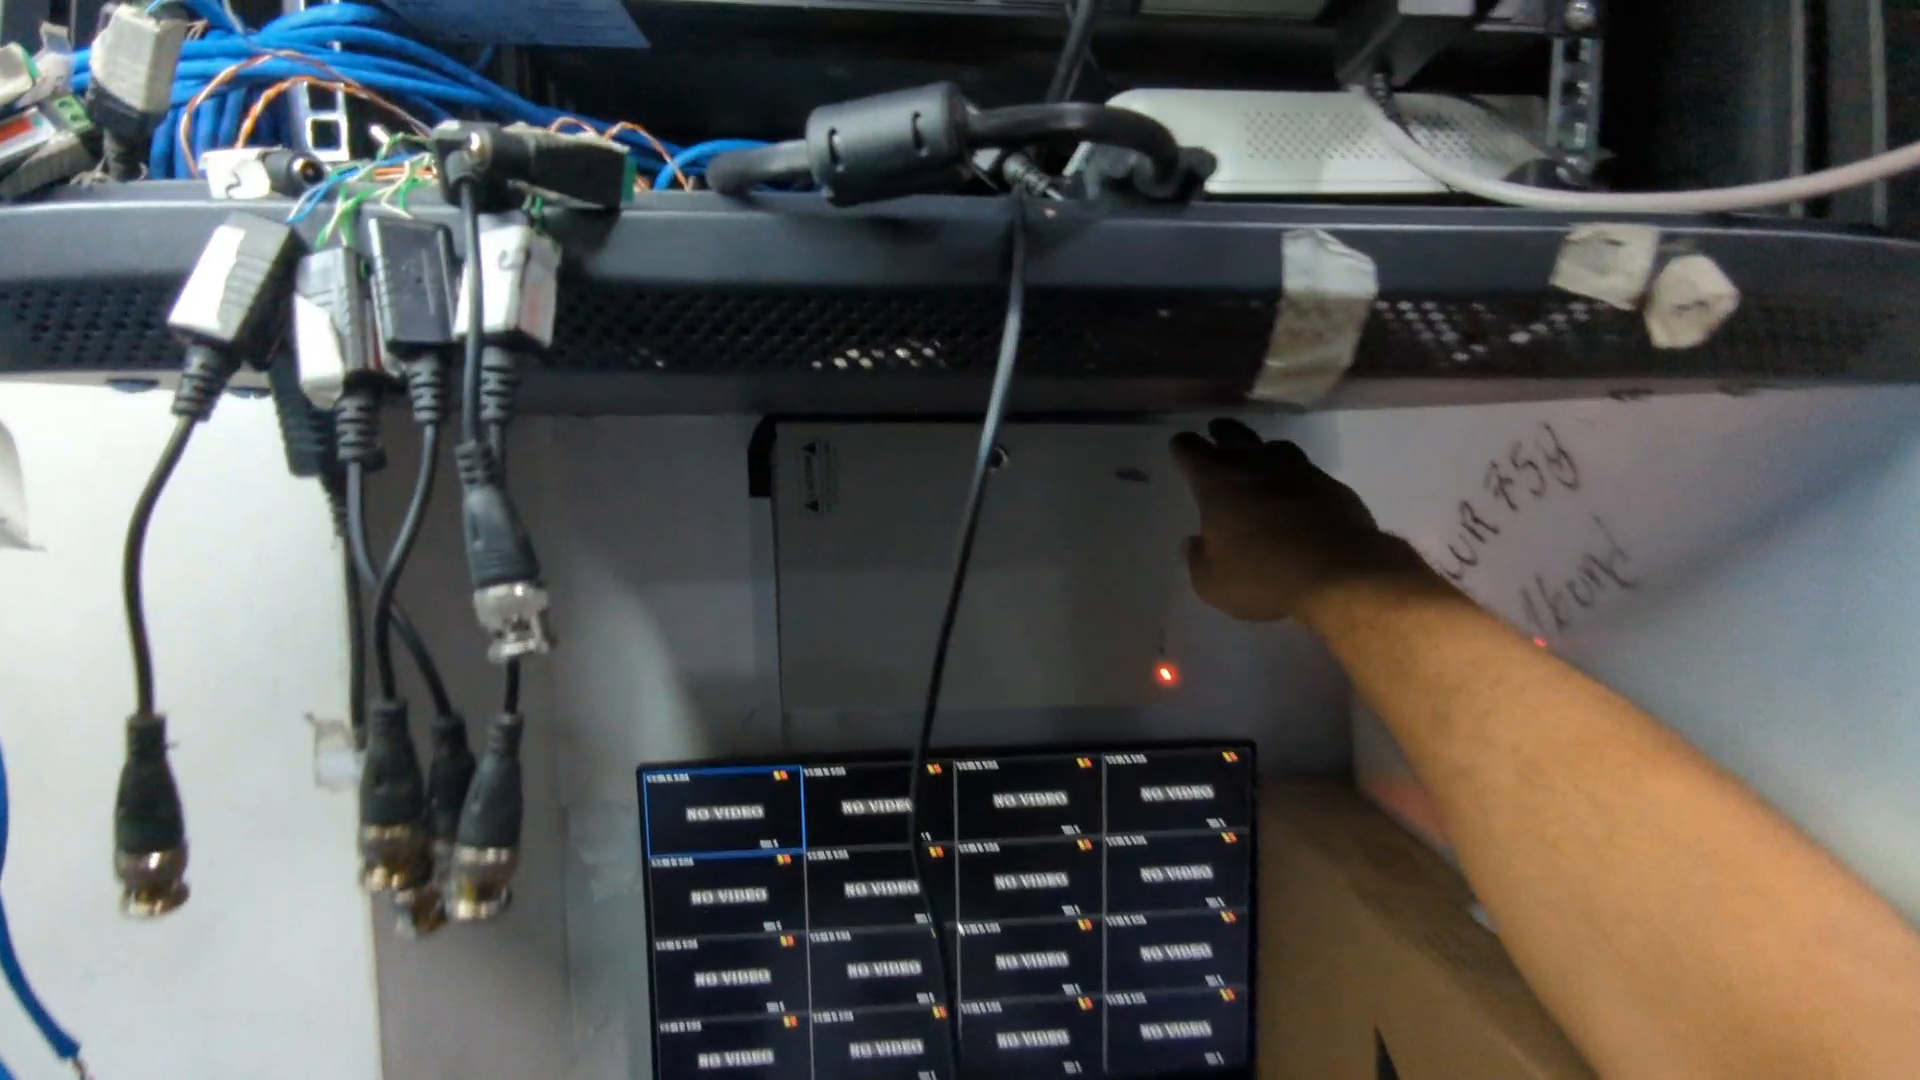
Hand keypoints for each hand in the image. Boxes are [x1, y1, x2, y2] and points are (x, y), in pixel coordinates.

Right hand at [1171, 419, 1407, 622]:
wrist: (1341, 574)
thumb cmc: (1263, 576)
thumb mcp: (1212, 583)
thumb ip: (1197, 559)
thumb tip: (1194, 544)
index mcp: (1217, 484)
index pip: (1190, 450)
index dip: (1183, 447)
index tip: (1180, 446)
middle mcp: (1256, 466)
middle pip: (1234, 434)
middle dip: (1222, 433)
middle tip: (1217, 431)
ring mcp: (1299, 471)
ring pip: (1275, 447)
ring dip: (1262, 450)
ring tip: (1259, 458)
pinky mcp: (1333, 486)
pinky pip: (1307, 472)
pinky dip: (1296, 478)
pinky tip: (1297, 493)